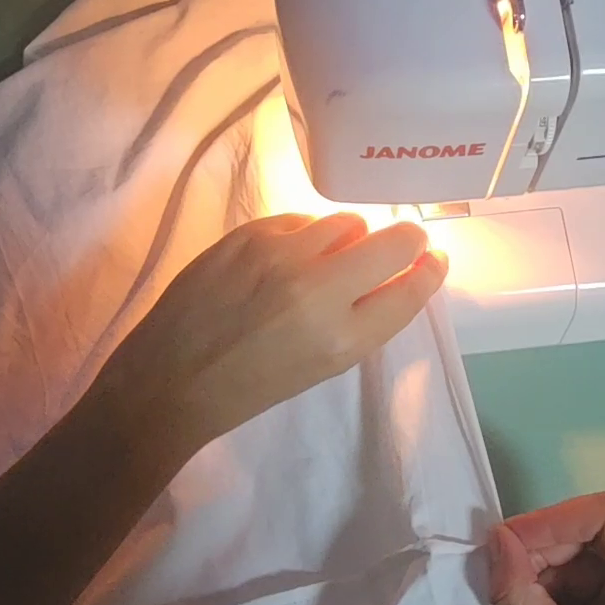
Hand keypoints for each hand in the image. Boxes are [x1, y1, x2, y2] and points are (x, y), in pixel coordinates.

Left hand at [99, 212, 445, 451]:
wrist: (172, 378)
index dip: (429, 269)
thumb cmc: (251, 386)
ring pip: (346, 221)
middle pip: (393, 242)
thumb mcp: (321, 366)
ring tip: (330, 256)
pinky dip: (306, 234)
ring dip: (350, 236)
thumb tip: (395, 272)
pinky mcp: (248, 234)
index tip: (433, 257)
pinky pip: (301, 218)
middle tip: (399, 243)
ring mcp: (281, 255)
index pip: (410, 290)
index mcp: (342, 340)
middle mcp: (319, 290)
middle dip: (405, 239)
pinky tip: (289, 255)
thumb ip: (362, 319)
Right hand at [487, 491, 604, 604]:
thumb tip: (493, 541)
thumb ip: (523, 601)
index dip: (552, 521)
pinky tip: (534, 604)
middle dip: (545, 546)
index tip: (505, 544)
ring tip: (514, 593)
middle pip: (597, 529)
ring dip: (546, 565)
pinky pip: (592, 569)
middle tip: (500, 570)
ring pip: (589, 547)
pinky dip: (558, 582)